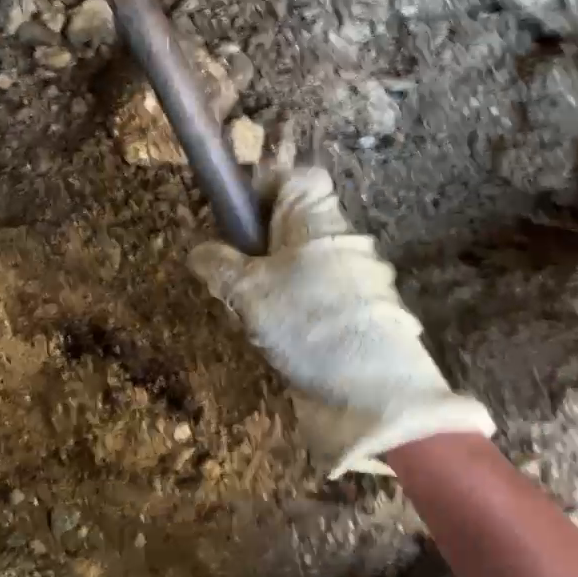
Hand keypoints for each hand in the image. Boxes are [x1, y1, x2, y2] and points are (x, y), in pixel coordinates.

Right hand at [188, 168, 494, 476]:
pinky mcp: (360, 320)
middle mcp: (341, 242)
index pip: (297, 177)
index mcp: (317, 219)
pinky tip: (273, 338)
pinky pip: (316, 298)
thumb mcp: (246, 289)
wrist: (378, 400)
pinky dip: (293, 311)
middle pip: (293, 223)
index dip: (264, 186)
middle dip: (258, 243)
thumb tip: (199, 250)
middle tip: (228, 271)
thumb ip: (217, 264)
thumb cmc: (309, 323)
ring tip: (245, 312)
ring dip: (273, 281)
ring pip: (302, 264)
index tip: (235, 214)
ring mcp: (356, 282)